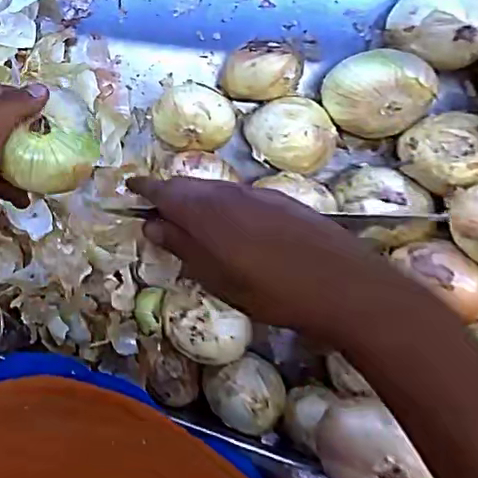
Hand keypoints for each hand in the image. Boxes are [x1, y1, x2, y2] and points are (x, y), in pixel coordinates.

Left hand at [0, 83, 46, 246]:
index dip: (18, 95)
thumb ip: (13, 106)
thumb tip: (41, 89)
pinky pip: (1, 183)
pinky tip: (24, 198)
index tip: (44, 106)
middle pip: (2, 124)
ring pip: (4, 155)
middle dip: (26, 129)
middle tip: (50, 137)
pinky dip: (14, 189)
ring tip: (43, 168)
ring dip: (24, 162)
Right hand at [127, 175, 418, 337]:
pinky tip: (233, 227)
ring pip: (215, 189)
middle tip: (157, 211)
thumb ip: (183, 248)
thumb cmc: (273, 292)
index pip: (163, 191)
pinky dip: (223, 204)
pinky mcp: (282, 201)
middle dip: (169, 194)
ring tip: (192, 220)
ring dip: (197, 199)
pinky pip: (239, 195)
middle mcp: (227, 194)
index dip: (144, 188)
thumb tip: (153, 226)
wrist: (348, 287)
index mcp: (205, 211)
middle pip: (188, 186)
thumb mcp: (218, 278)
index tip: (129, 187)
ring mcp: (257, 194)